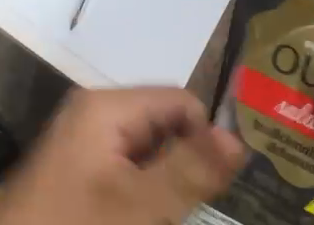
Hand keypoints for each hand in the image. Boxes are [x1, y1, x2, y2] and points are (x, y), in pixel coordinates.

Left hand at [0, 88, 244, 224]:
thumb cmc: (75, 223)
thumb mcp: (139, 203)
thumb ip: (189, 169)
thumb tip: (237, 137)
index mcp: (106, 105)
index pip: (179, 101)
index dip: (203, 140)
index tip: (211, 187)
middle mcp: (94, 112)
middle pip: (163, 125)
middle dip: (181, 165)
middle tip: (179, 208)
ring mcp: (84, 140)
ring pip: (146, 152)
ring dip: (162, 185)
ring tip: (156, 213)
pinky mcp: (78, 167)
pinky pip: (125, 168)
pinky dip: (139, 193)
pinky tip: (135, 216)